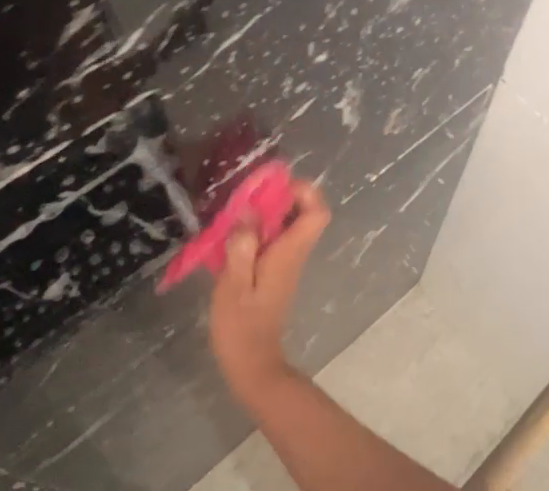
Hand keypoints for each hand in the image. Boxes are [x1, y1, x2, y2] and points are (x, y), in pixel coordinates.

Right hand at [209, 179, 330, 401]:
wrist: (251, 364)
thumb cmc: (240, 326)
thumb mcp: (233, 285)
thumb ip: (242, 246)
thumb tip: (250, 212)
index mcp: (289, 253)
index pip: (317, 213)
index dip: (304, 191)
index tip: (274, 185)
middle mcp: (294, 254)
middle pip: (304, 212)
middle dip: (279, 195)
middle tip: (246, 194)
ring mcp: (286, 263)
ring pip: (288, 223)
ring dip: (266, 211)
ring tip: (235, 211)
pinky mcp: (275, 271)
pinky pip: (275, 238)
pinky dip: (258, 228)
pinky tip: (231, 235)